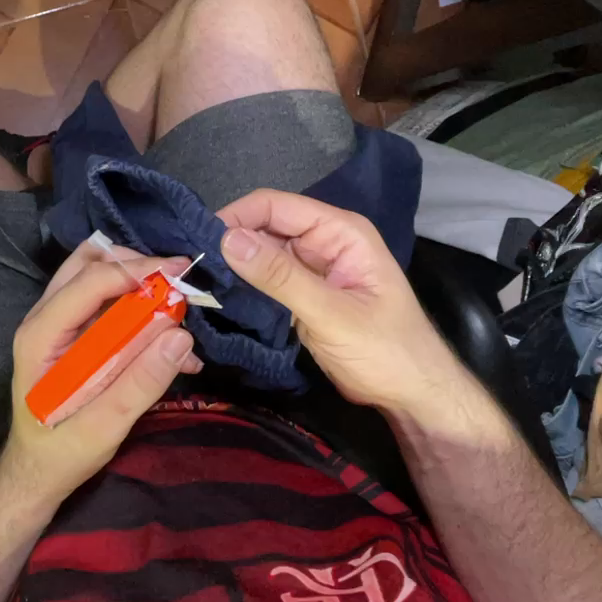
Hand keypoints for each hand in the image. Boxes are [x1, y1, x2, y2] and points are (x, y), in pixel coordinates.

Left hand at [2, 238, 199, 505]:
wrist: (38, 471)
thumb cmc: (61, 453)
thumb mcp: (103, 427)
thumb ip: (140, 383)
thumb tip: (181, 336)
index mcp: (40, 336)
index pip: (89, 281)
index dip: (135, 270)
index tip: (180, 273)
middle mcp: (43, 318)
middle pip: (88, 263)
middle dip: (136, 264)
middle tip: (178, 283)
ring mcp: (56, 322)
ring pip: (96, 273)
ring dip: (137, 279)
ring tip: (175, 303)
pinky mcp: (72, 332)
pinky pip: (104, 299)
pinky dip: (137, 303)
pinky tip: (168, 335)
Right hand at [217, 190, 489, 437]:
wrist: (411, 395)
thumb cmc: (385, 351)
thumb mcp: (331, 313)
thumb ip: (280, 276)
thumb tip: (227, 239)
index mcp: (340, 231)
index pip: (275, 206)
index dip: (236, 217)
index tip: (198, 242)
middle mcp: (323, 241)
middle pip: (264, 226)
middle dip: (228, 241)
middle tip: (190, 265)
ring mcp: (311, 268)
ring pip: (260, 253)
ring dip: (232, 264)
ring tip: (196, 280)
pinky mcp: (300, 294)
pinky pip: (264, 279)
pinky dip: (242, 285)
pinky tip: (218, 295)